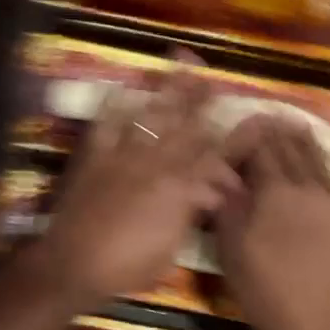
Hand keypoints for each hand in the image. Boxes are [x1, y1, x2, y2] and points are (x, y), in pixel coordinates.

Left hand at [30, 57, 240, 304]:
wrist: (73, 265)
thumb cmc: (124, 269)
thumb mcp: (168, 253)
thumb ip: (185, 220)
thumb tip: (202, 200)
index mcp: (180, 190)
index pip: (216, 159)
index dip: (238, 144)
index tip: (257, 127)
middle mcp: (157, 163)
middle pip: (188, 125)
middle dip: (204, 101)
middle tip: (215, 80)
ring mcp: (123, 155)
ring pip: (153, 113)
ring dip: (170, 86)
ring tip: (182, 59)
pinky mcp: (93, 157)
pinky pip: (106, 122)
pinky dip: (116, 102)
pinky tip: (123, 86)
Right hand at [215, 115, 329, 329]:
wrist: (309, 318)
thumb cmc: (261, 287)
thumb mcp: (230, 249)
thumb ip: (226, 207)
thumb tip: (219, 177)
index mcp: (273, 189)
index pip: (260, 147)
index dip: (246, 138)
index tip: (235, 137)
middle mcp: (307, 183)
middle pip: (291, 145)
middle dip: (276, 133)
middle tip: (264, 126)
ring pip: (320, 156)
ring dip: (305, 140)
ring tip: (295, 130)